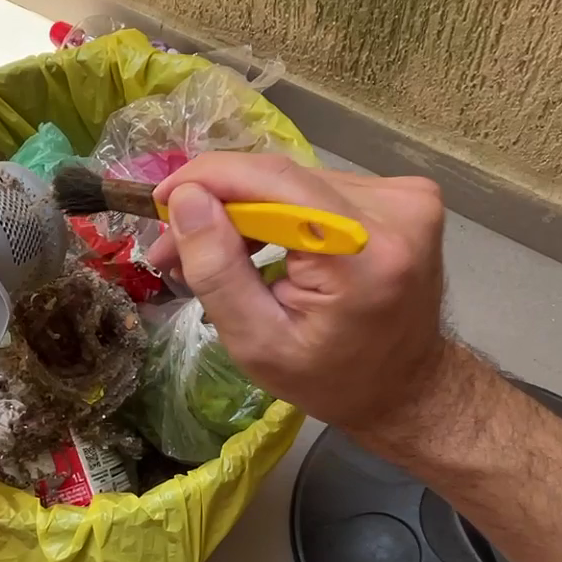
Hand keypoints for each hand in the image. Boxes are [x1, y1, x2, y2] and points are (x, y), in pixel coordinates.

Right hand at [146, 152, 450, 435]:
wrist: (404, 385)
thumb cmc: (326, 379)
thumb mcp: (256, 342)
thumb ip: (219, 272)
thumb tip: (184, 200)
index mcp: (362, 251)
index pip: (271, 181)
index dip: (206, 180)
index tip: (157, 203)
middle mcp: (393, 207)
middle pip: (278, 177)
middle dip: (213, 204)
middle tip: (168, 246)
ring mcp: (404, 195)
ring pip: (291, 182)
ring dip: (239, 211)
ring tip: (205, 254)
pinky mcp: (402, 195)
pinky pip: (314, 190)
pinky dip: (273, 213)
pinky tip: (252, 244)